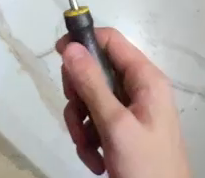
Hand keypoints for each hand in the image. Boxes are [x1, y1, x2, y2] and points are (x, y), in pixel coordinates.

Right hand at [58, 28, 190, 177]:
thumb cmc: (146, 167)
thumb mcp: (116, 125)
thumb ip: (92, 84)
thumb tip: (70, 45)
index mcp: (146, 79)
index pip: (110, 40)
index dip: (83, 41)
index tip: (58, 56)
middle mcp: (139, 90)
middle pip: (96, 71)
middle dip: (79, 94)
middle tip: (76, 112)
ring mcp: (132, 113)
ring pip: (91, 99)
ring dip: (81, 123)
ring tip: (87, 148)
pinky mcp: (124, 133)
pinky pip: (96, 122)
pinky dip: (89, 140)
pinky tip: (95, 161)